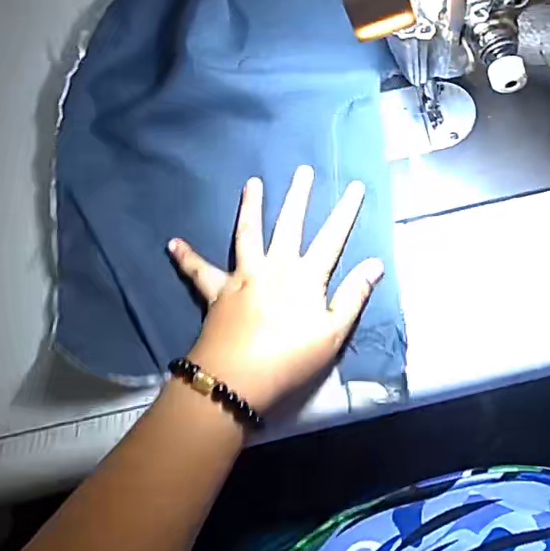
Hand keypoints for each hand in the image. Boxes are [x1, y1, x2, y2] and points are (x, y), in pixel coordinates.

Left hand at [166, 166, 383, 413]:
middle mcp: (275, 267)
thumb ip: (353, 295)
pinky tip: (173, 243)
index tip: (356, 186)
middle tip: (303, 171)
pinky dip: (187, 257)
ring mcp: (243, 276)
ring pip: (247, 233)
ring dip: (250, 207)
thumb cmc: (291, 358)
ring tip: (252, 183)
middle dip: (298, 196)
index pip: (332, 237)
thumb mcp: (333, 333)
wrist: (236, 379)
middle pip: (289, 224)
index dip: (346, 211)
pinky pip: (199, 271)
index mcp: (306, 276)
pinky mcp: (217, 291)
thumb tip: (376, 264)